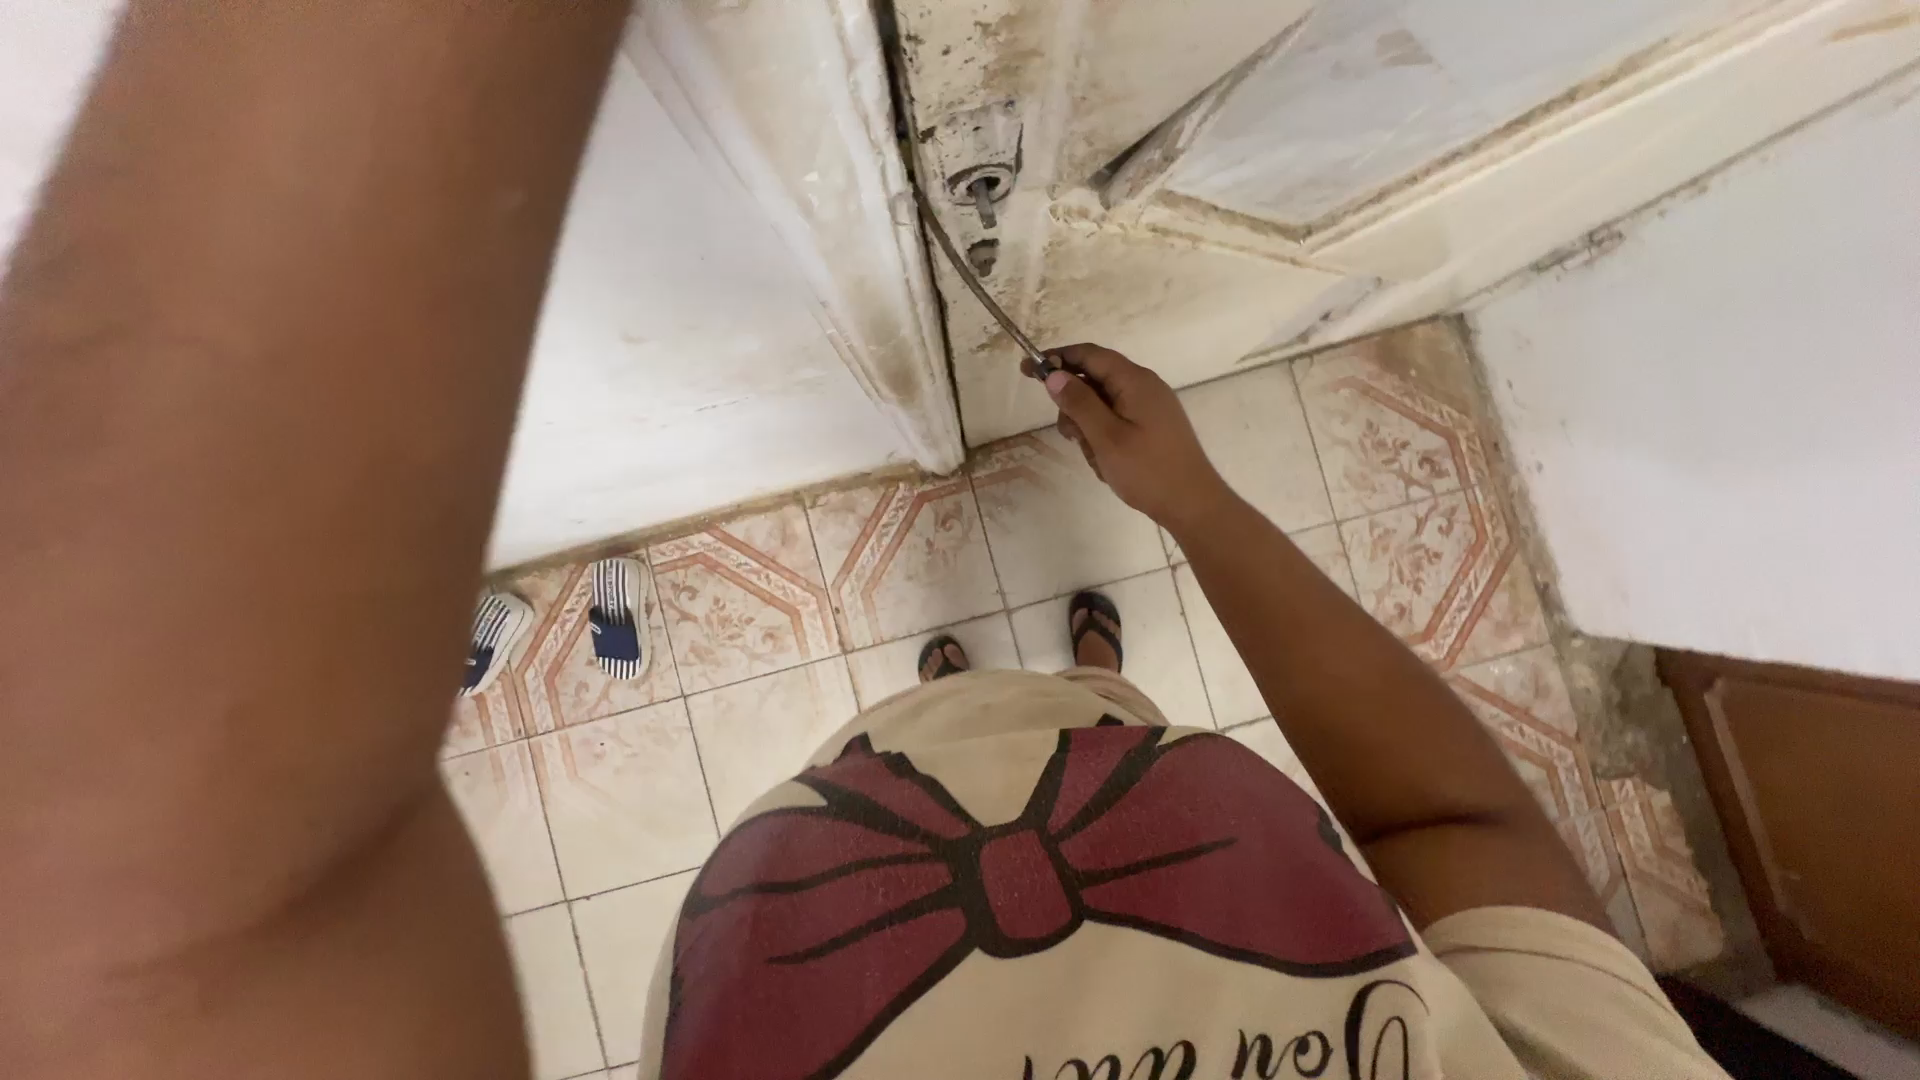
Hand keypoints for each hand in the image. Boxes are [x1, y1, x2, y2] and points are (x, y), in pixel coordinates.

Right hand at [1028, 344, 1234, 531]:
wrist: (1192, 504)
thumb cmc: (1148, 470)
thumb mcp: (1106, 437)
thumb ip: (1079, 403)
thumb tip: (1054, 375)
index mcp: (1135, 381)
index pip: (1089, 355)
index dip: (1056, 358)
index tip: (1027, 370)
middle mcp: (1143, 387)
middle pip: (1094, 381)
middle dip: (1074, 407)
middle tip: (1072, 438)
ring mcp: (1149, 408)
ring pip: (1102, 406)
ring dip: (1089, 430)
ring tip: (1097, 459)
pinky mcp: (1151, 427)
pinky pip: (1115, 423)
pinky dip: (1104, 439)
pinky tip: (1108, 465)